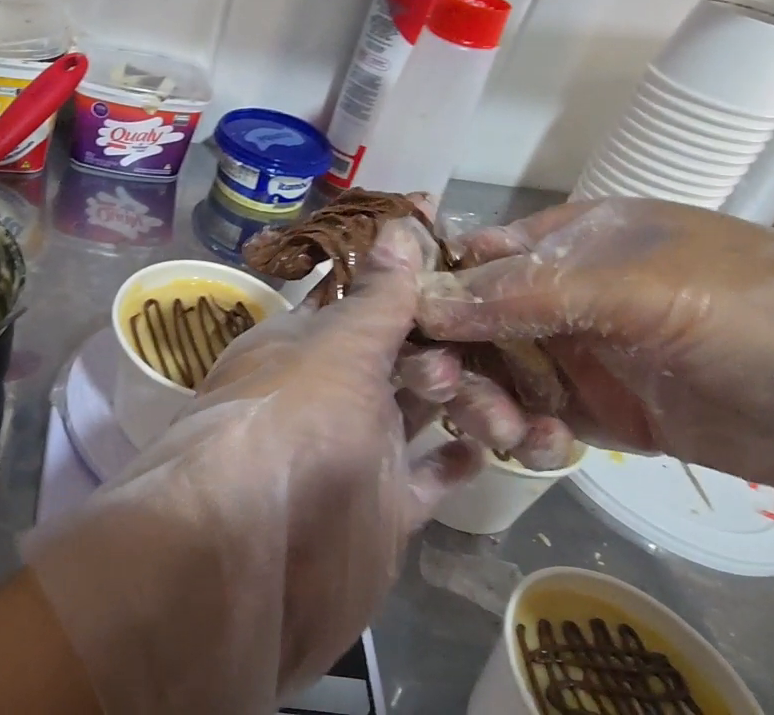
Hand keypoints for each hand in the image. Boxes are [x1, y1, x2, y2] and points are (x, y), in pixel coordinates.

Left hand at [23, 219, 465, 713]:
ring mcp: (352, 451)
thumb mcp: (337, 344)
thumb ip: (376, 296)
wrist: (255, 548)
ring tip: (518, 393)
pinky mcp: (380, 509)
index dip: (415, 290)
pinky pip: (427, 477)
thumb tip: (398, 224)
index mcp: (302, 343)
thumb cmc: (292, 420)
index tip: (476, 273)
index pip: (364, 306)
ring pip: (418, 413)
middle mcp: (325, 393)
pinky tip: (496, 441)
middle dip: (448, 348)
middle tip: (501, 345)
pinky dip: (458, 460)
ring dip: (464, 400)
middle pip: (397, 358)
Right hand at [412, 197, 773, 660]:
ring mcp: (587, 355)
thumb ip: (524, 292)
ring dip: (486, 401)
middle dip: (454, 356)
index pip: (473, 256)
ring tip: (500, 431)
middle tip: (444, 393)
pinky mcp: (609, 413)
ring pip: (501, 376)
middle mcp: (567, 294)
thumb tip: (422, 303)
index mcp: (569, 239)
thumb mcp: (632, 287)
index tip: (389, 327)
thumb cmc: (750, 311)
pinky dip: (527, 436)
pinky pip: (539, 421)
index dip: (428, 288)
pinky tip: (540, 448)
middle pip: (477, 323)